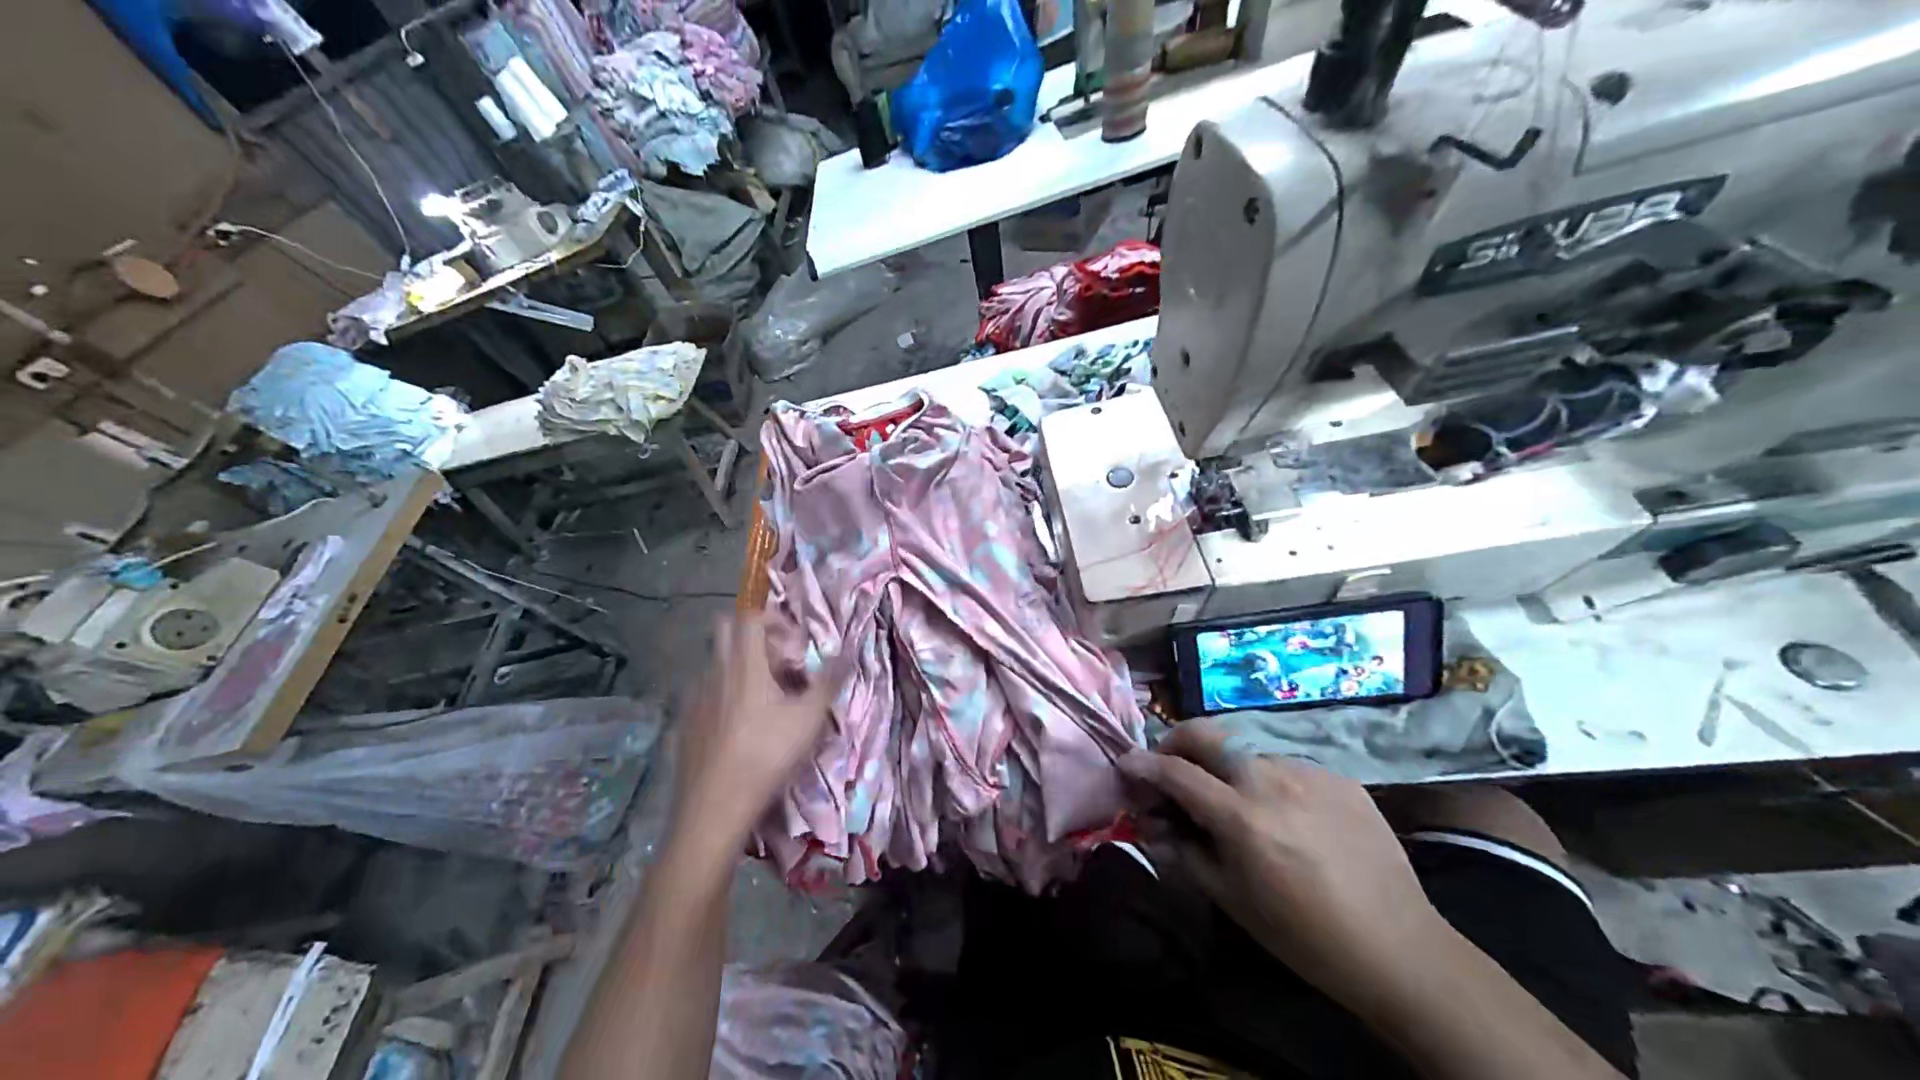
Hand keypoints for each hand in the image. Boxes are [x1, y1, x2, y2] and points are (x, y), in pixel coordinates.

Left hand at [672, 613, 842, 857]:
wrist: (713, 808)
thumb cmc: (766, 757)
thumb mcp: (808, 720)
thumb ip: (828, 681)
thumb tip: (848, 651)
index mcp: (744, 665)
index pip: (749, 616)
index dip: (771, 617)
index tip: (792, 639)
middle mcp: (714, 672)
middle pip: (725, 630)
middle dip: (753, 635)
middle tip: (778, 661)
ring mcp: (694, 697)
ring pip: (716, 662)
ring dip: (738, 665)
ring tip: (763, 696)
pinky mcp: (684, 721)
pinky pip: (704, 691)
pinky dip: (723, 693)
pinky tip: (738, 725)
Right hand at [1118, 722, 1446, 1011]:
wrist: (1397, 946)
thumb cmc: (1301, 933)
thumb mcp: (1229, 897)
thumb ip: (1183, 850)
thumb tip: (1150, 822)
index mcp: (1241, 815)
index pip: (1175, 771)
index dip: (1143, 765)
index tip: (1126, 764)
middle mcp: (1270, 779)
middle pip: (1207, 733)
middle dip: (1176, 742)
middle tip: (1169, 766)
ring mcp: (1309, 772)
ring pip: (1247, 749)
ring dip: (1223, 764)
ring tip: (1230, 798)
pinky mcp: (1339, 777)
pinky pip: (1286, 765)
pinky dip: (1266, 779)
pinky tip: (1280, 812)